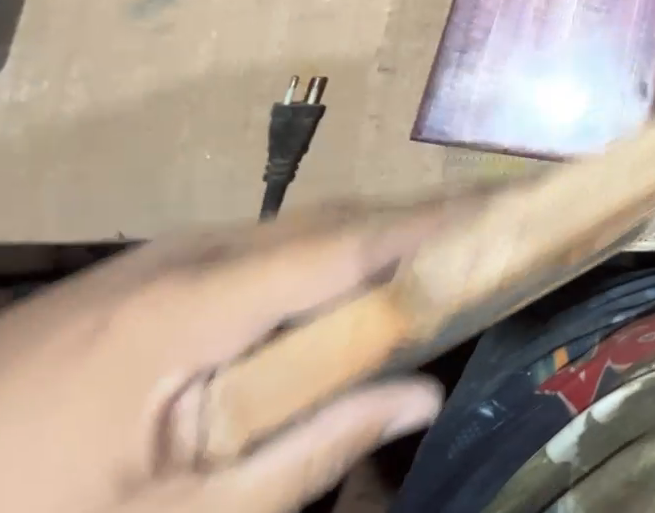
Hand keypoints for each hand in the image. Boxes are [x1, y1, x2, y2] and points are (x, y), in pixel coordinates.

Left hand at [0, 202, 461, 512]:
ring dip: (382, 234)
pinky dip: (330, 254)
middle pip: (336, 220)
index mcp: (193, 306)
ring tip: (452, 247)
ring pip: (300, 228)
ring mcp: (151, 260)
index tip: (520, 204)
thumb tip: (423, 394)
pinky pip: (260, 248)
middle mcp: (182, 256)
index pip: (353, 242)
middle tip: (507, 225)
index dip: (443, 221)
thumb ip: (310, 450)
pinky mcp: (134, 278)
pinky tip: (352, 282)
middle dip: (427, 219)